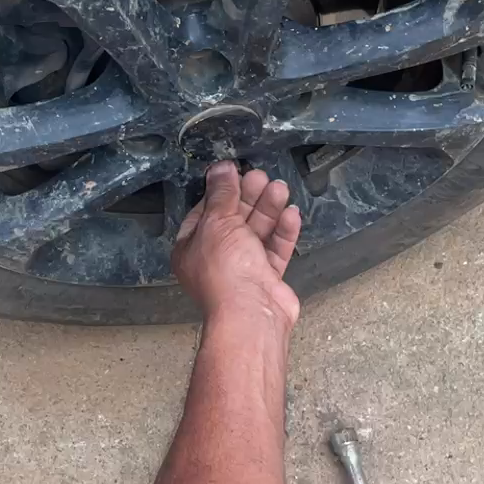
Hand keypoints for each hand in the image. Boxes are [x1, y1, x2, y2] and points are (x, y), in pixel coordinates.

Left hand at [172, 161, 302, 326]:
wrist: (252, 313)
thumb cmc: (226, 271)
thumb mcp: (217, 222)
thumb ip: (222, 193)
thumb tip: (221, 169)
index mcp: (191, 248)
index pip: (205, 212)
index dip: (221, 191)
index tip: (235, 172)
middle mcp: (215, 259)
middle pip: (233, 220)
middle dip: (248, 197)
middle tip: (261, 176)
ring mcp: (242, 269)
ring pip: (256, 233)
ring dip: (268, 210)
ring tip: (280, 188)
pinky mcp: (266, 278)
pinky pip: (274, 250)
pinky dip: (283, 232)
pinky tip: (291, 214)